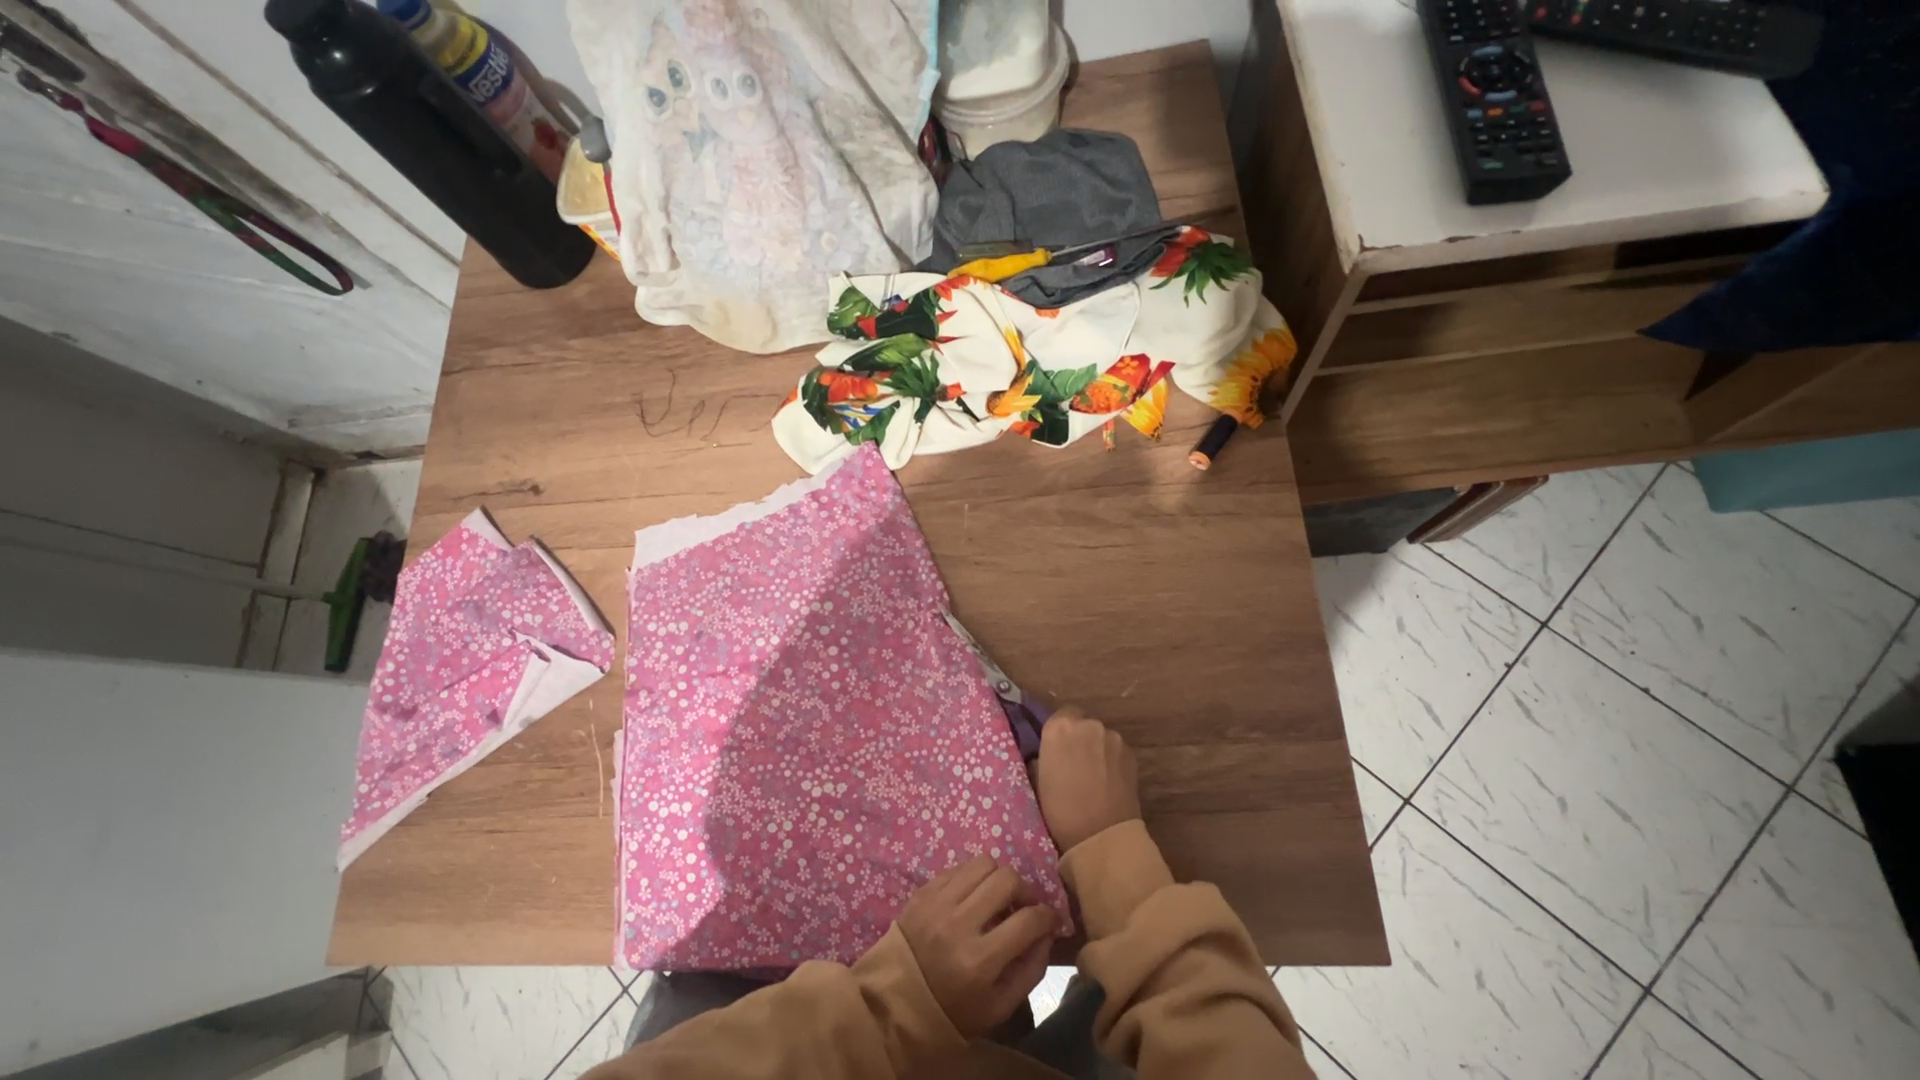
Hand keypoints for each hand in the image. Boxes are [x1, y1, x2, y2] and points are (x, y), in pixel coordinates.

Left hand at [897, 854, 1056, 1037]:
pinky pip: (958, 867)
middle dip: (1025, 890)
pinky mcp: (923, 892)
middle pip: (1007, 879)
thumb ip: (1031, 970)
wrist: (895, 1002)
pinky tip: (974, 897)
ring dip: (999, 878)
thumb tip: (1048, 934)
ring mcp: (937, 903)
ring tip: (999, 898)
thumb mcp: (999, 1006)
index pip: (1028, 920)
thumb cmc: (953, 1010)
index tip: (1050, 920)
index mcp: (979, 960)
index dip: (1048, 916)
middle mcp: (958, 924)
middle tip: (1024, 906)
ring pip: (983, 864)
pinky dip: (974, 878)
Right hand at [1035, 708, 1141, 854]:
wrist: (1102, 835)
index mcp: (1059, 728)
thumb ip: (1041, 759)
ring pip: (1101, 737)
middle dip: (1079, 740)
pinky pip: (1116, 750)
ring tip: (1093, 775)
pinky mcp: (1131, 753)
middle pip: (1082, 724)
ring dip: (1096, 749)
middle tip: (1074, 764)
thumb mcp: (1038, 782)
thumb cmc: (1061, 810)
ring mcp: (1113, 737)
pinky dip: (1111, 760)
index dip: (1059, 734)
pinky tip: (1108, 781)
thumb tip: (1045, 756)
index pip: (1059, 716)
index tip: (1057, 751)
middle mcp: (1088, 725)